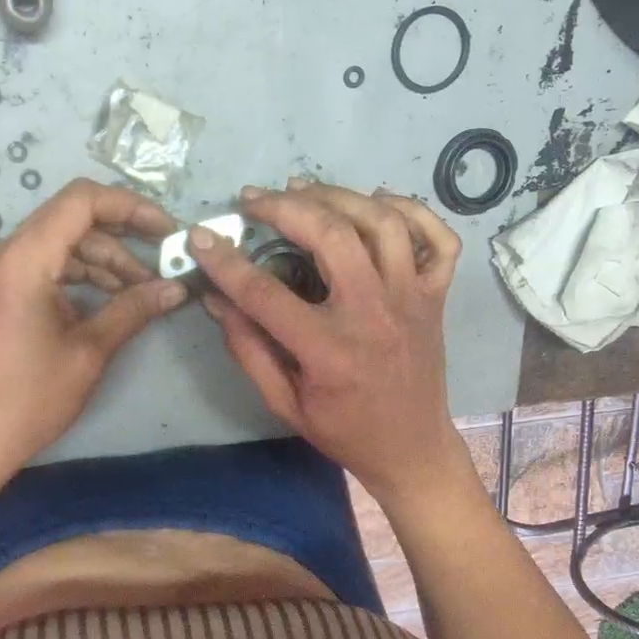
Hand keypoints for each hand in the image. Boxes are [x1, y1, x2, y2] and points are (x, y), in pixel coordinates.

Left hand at [0, 179, 185, 480]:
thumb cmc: (32, 397)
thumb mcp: (90, 351)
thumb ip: (134, 309)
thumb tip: (177, 288)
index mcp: (24, 260)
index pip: (82, 201)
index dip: (130, 207)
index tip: (167, 230)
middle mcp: (7, 254)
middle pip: (73, 218)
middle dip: (123, 234)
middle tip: (164, 260)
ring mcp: (1, 273)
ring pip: (63, 242)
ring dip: (106, 258)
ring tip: (145, 288)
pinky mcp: (3, 292)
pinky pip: (48, 265)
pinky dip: (83, 274)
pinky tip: (115, 297)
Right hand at [191, 179, 466, 497]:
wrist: (412, 449)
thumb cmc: (343, 431)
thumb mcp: (284, 402)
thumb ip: (248, 348)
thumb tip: (215, 297)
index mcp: (330, 350)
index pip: (266, 293)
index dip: (226, 261)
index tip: (202, 236)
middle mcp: (374, 313)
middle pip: (332, 236)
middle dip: (285, 207)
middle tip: (254, 199)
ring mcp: (412, 299)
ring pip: (383, 223)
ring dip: (339, 196)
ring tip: (303, 189)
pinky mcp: (436, 295)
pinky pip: (437, 238)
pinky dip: (412, 210)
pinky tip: (377, 202)